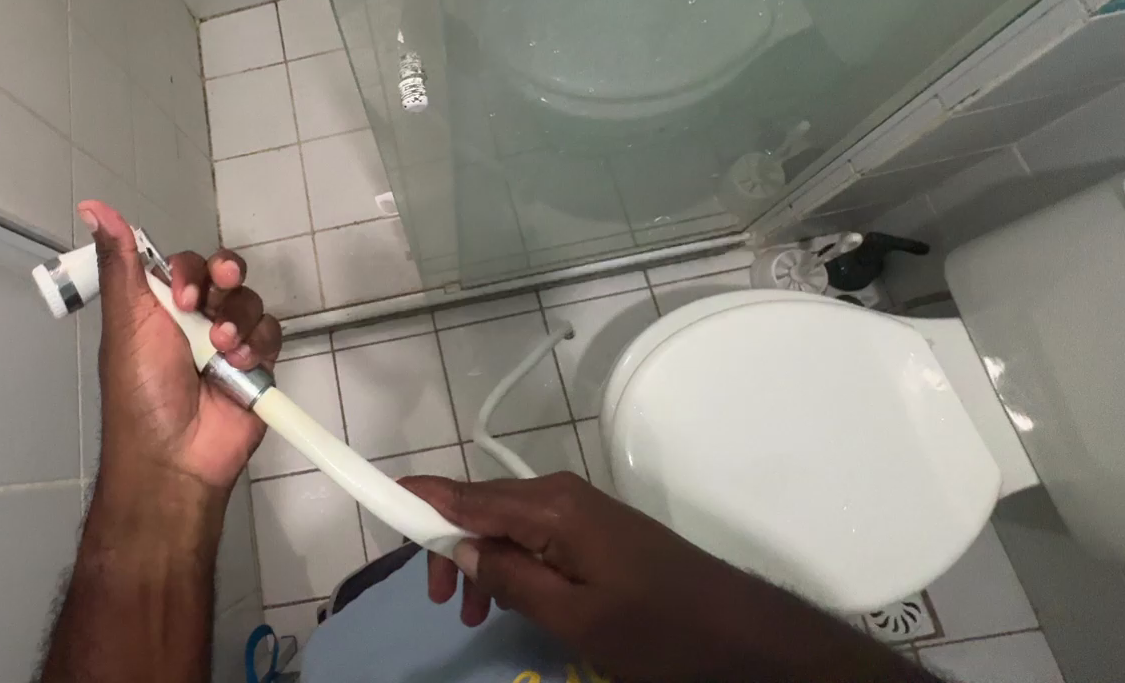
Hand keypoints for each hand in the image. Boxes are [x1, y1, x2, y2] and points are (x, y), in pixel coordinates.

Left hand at [81, 200, 282, 494]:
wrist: (174, 458)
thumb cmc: (141, 391)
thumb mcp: (126, 324)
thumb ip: (119, 265)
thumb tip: (93, 208)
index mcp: (161, 307)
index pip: (185, 265)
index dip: (190, 271)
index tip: (183, 295)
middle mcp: (197, 318)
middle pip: (226, 273)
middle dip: (228, 276)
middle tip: (222, 288)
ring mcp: (229, 340)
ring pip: (250, 300)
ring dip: (238, 320)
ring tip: (222, 351)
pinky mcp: (257, 363)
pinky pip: (270, 333)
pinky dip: (258, 345)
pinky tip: (240, 365)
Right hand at [402, 473, 927, 682]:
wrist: (742, 632)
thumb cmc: (655, 630)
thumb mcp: (575, 617)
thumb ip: (510, 576)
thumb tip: (456, 548)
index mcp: (549, 507)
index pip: (467, 494)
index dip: (422, 495)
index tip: (382, 495)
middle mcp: (556, 492)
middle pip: (481, 505)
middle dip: (450, 546)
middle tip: (442, 604)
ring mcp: (576, 505)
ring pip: (505, 521)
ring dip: (479, 559)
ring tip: (472, 612)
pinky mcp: (590, 523)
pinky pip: (532, 530)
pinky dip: (510, 559)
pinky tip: (510, 595)